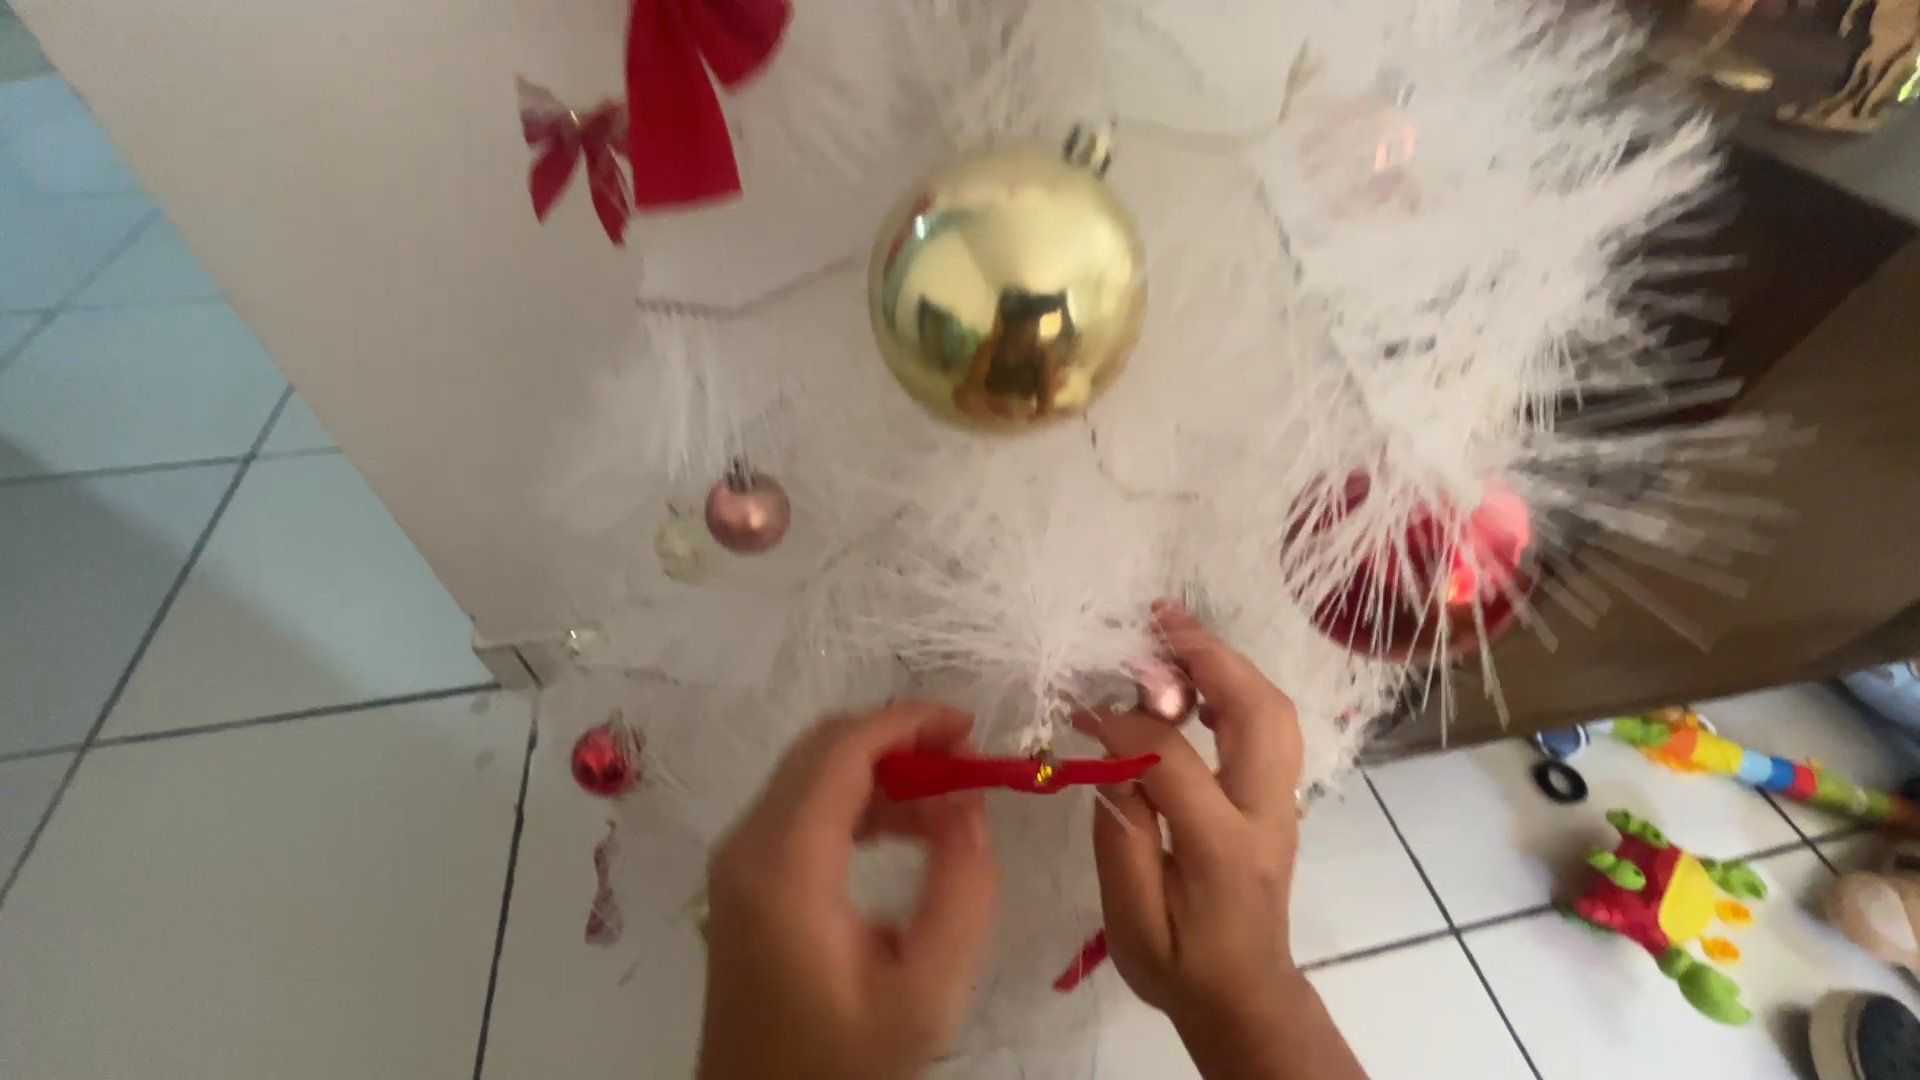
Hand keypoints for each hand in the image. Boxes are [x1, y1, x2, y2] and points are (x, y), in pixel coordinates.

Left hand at [697, 702, 999, 1079]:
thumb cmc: (843, 1061)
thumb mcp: (927, 993)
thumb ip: (963, 891)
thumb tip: (970, 807)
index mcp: (784, 864)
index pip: (844, 750)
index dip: (909, 721)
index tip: (970, 726)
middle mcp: (748, 842)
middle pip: (826, 747)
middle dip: (901, 737)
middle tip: (967, 759)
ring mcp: (741, 854)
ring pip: (815, 769)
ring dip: (885, 766)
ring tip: (951, 797)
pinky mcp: (748, 871)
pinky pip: (806, 803)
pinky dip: (862, 796)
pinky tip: (910, 827)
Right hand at [1082, 601, 1304, 1028]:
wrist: (1245, 995)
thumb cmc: (1178, 965)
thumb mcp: (1130, 917)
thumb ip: (1120, 829)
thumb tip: (1113, 749)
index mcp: (1224, 850)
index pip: (1175, 761)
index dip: (1125, 725)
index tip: (1085, 705)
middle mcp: (1268, 813)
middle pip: (1256, 713)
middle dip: (1208, 656)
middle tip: (1160, 619)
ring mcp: (1284, 801)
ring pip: (1273, 709)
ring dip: (1226, 661)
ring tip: (1175, 630)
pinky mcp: (1280, 794)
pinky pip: (1268, 722)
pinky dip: (1235, 683)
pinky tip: (1196, 670)